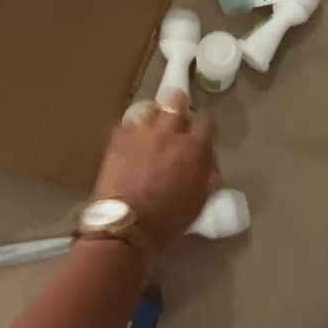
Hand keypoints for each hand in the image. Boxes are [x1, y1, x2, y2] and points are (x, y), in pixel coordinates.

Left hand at [93, 88, 219, 259]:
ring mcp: (142, 130)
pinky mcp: (119, 136)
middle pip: (177, 100)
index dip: (202, 127)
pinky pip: (129, 124)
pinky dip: (133, 132)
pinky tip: (131, 145)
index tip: (198, 135)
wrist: (126, 226)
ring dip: (153, 119)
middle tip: (174, 123)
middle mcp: (170, 131)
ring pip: (150, 109)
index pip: (206, 120)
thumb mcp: (200, 200)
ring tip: (150, 133)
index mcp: (194, 147)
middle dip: (178, 108)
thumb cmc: (168, 220)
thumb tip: (209, 160)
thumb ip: (209, 174)